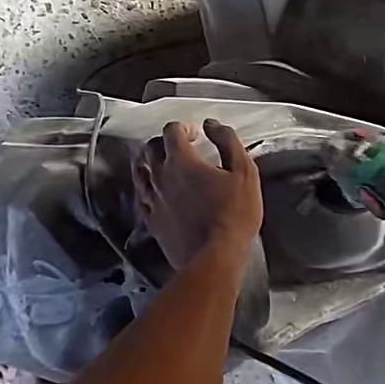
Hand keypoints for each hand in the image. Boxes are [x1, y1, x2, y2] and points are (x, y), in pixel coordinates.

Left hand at [132, 120, 261, 267]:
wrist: (214, 257)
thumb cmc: (234, 214)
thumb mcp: (244, 172)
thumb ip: (228, 141)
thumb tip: (212, 125)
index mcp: (181, 161)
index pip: (171, 131)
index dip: (184, 128)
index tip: (196, 135)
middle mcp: (160, 176)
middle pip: (151, 148)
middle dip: (165, 143)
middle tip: (181, 149)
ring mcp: (152, 199)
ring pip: (140, 171)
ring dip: (151, 163)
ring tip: (164, 166)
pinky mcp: (150, 220)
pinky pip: (141, 197)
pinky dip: (146, 188)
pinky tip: (156, 192)